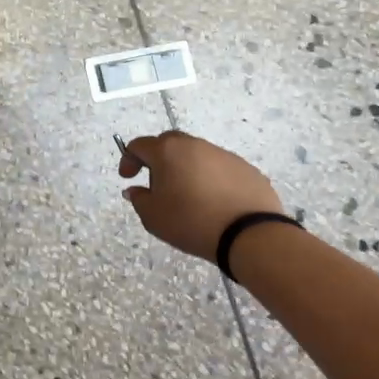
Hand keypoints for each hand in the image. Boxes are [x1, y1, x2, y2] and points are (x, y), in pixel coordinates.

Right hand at [118, 131, 284, 259]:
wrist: (250, 235)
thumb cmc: (191, 221)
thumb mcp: (153, 216)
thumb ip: (139, 199)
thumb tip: (137, 189)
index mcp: (168, 151)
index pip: (139, 145)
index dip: (129, 160)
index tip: (128, 178)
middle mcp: (195, 145)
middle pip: (170, 144)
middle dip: (159, 159)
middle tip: (158, 183)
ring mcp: (224, 155)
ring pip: (197, 155)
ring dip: (187, 169)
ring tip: (190, 196)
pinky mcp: (248, 169)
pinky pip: (221, 169)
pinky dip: (212, 180)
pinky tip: (216, 202)